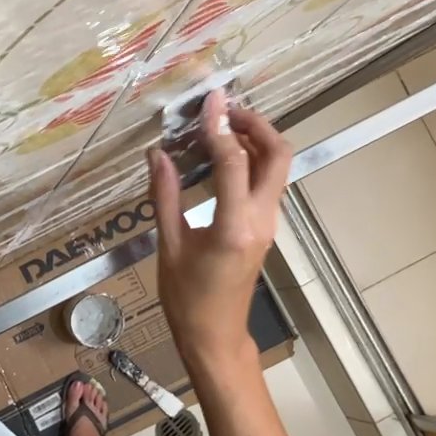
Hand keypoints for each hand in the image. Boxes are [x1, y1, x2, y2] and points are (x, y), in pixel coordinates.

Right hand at [149, 91, 290, 369]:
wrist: (214, 335)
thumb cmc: (186, 299)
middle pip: (277, 155)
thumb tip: (157, 154)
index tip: (210, 101)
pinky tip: (222, 157)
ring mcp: (269, 224)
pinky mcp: (265, 228)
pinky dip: (251, 161)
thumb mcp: (169, 246)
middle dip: (256, 124)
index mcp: (234, 226)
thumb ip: (165, 196)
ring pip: (277, 167)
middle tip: (224, 110)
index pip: (234, 162)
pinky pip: (267, 183)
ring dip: (256, 140)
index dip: (220, 127)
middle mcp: (261, 220)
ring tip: (220, 127)